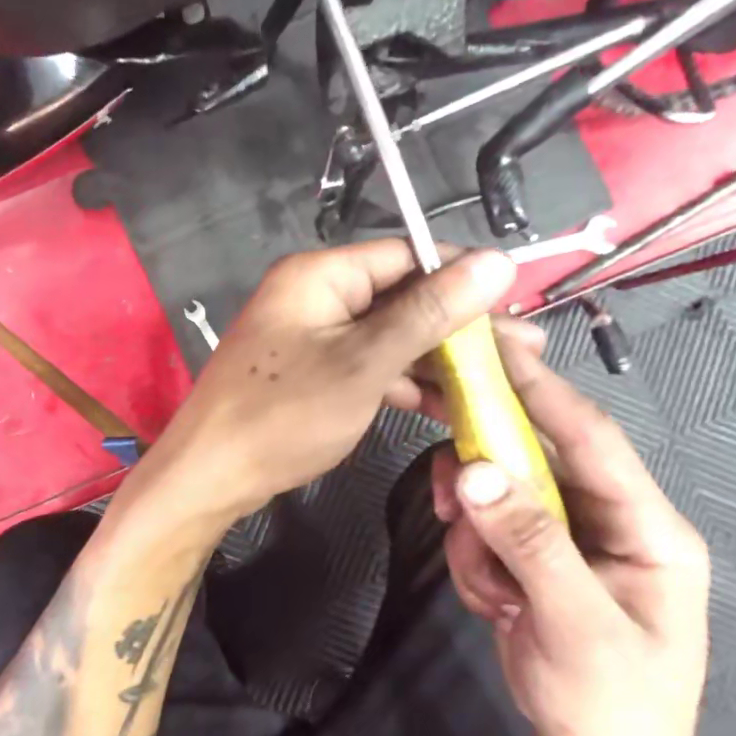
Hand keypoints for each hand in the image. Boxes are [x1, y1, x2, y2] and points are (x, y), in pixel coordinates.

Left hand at [145, 239, 516, 517]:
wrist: (210, 479)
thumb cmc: (284, 416)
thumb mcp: (365, 362)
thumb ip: (431, 312)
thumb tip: (497, 261)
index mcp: (322, 275)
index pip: (407, 256)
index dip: (463, 277)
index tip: (515, 303)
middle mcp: (319, 295)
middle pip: (404, 298)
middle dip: (461, 326)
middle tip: (525, 349)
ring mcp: (316, 336)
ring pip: (392, 336)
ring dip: (441, 359)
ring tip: (503, 378)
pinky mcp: (316, 372)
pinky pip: (372, 365)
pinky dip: (407, 382)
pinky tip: (450, 404)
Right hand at [428, 340, 710, 735]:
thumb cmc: (614, 703)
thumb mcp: (579, 629)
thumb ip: (531, 544)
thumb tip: (472, 469)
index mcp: (647, 524)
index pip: (594, 440)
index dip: (543, 394)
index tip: (494, 355)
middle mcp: (606, 515)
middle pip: (536, 456)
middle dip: (487, 462)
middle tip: (440, 451)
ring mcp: (565, 534)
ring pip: (498, 493)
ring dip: (476, 533)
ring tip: (487, 589)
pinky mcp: (531, 553)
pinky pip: (485, 529)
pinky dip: (473, 559)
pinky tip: (492, 604)